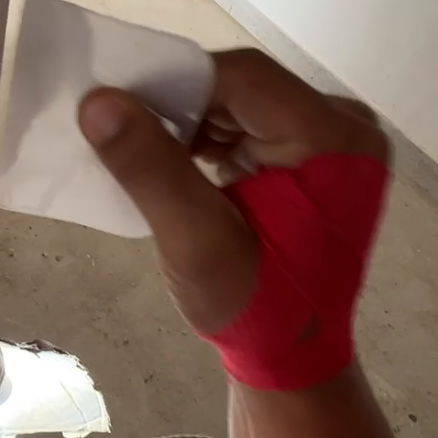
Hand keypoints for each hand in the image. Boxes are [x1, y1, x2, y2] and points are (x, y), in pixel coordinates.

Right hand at [75, 48, 388, 335]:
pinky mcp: (307, 160)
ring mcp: (326, 143)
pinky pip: (245, 129)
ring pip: (238, 105)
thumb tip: (97, 102)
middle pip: (241, 88)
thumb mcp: (196, 241)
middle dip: (174, 104)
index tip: (111, 101)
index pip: (242, 79)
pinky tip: (165, 159)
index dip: (172, 81)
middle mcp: (340, 128)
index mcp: (331, 139)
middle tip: (114, 124)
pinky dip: (200, 139)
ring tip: (133, 144)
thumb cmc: (252, 308)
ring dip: (183, 121)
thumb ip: (151, 169)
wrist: (291, 358)